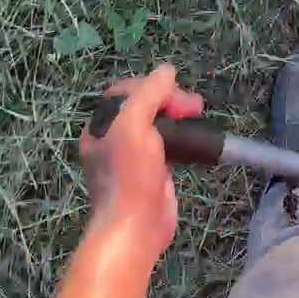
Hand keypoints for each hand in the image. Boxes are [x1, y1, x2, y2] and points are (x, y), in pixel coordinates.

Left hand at [78, 64, 205, 261]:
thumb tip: (167, 70)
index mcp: (101, 127)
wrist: (135, 228)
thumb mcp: (134, 125)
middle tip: (193, 105)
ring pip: (157, 123)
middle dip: (169, 98)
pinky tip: (192, 137)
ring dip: (177, 114)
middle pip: (144, 104)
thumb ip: (149, 93)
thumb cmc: (130, 174)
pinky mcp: (152, 170)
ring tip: (197, 114)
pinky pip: (167, 142)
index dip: (151, 86)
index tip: (173, 92)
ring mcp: (133, 155)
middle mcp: (114, 138)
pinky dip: (180, 135)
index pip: (126, 91)